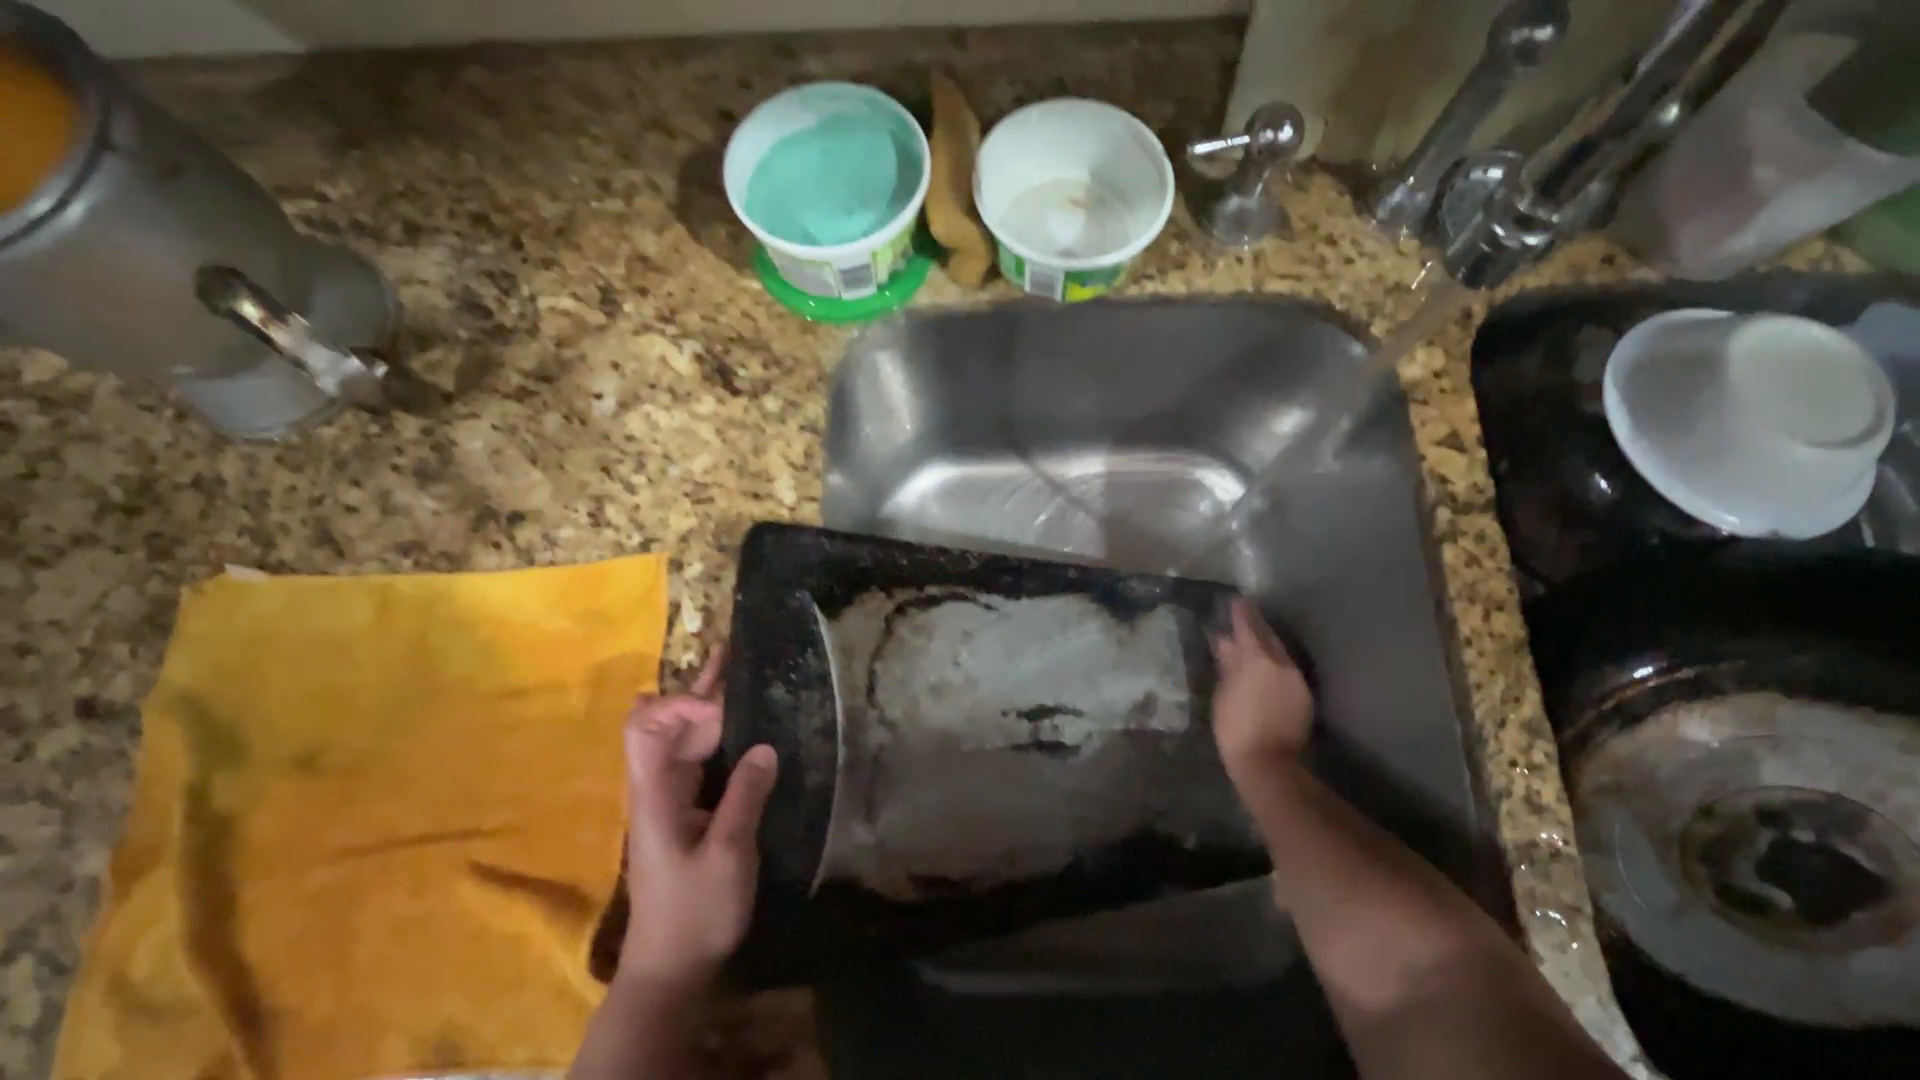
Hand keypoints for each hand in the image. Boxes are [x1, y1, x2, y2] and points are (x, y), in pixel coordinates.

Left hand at [619, 644, 778, 985]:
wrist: (671, 969)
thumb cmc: (695, 914)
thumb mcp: (729, 855)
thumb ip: (745, 797)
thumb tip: (764, 746)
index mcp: (654, 793)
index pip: (647, 725)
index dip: (682, 705)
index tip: (727, 716)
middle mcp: (656, 787)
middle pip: (664, 722)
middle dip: (699, 690)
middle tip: (740, 657)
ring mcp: (670, 800)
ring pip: (682, 739)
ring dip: (708, 706)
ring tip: (741, 670)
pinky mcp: (686, 814)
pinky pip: (699, 763)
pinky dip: (720, 738)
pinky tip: (745, 725)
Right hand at [1210, 597, 1314, 778]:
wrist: (1269, 763)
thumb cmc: (1235, 729)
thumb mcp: (1224, 694)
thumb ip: (1227, 664)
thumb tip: (1224, 642)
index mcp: (1257, 660)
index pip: (1248, 627)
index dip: (1241, 613)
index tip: (1236, 599)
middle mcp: (1281, 663)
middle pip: (1268, 636)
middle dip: (1256, 624)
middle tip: (1245, 613)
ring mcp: (1296, 679)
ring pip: (1280, 652)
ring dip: (1267, 643)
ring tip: (1253, 638)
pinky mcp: (1303, 695)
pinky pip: (1287, 668)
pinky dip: (1276, 661)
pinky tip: (1267, 664)